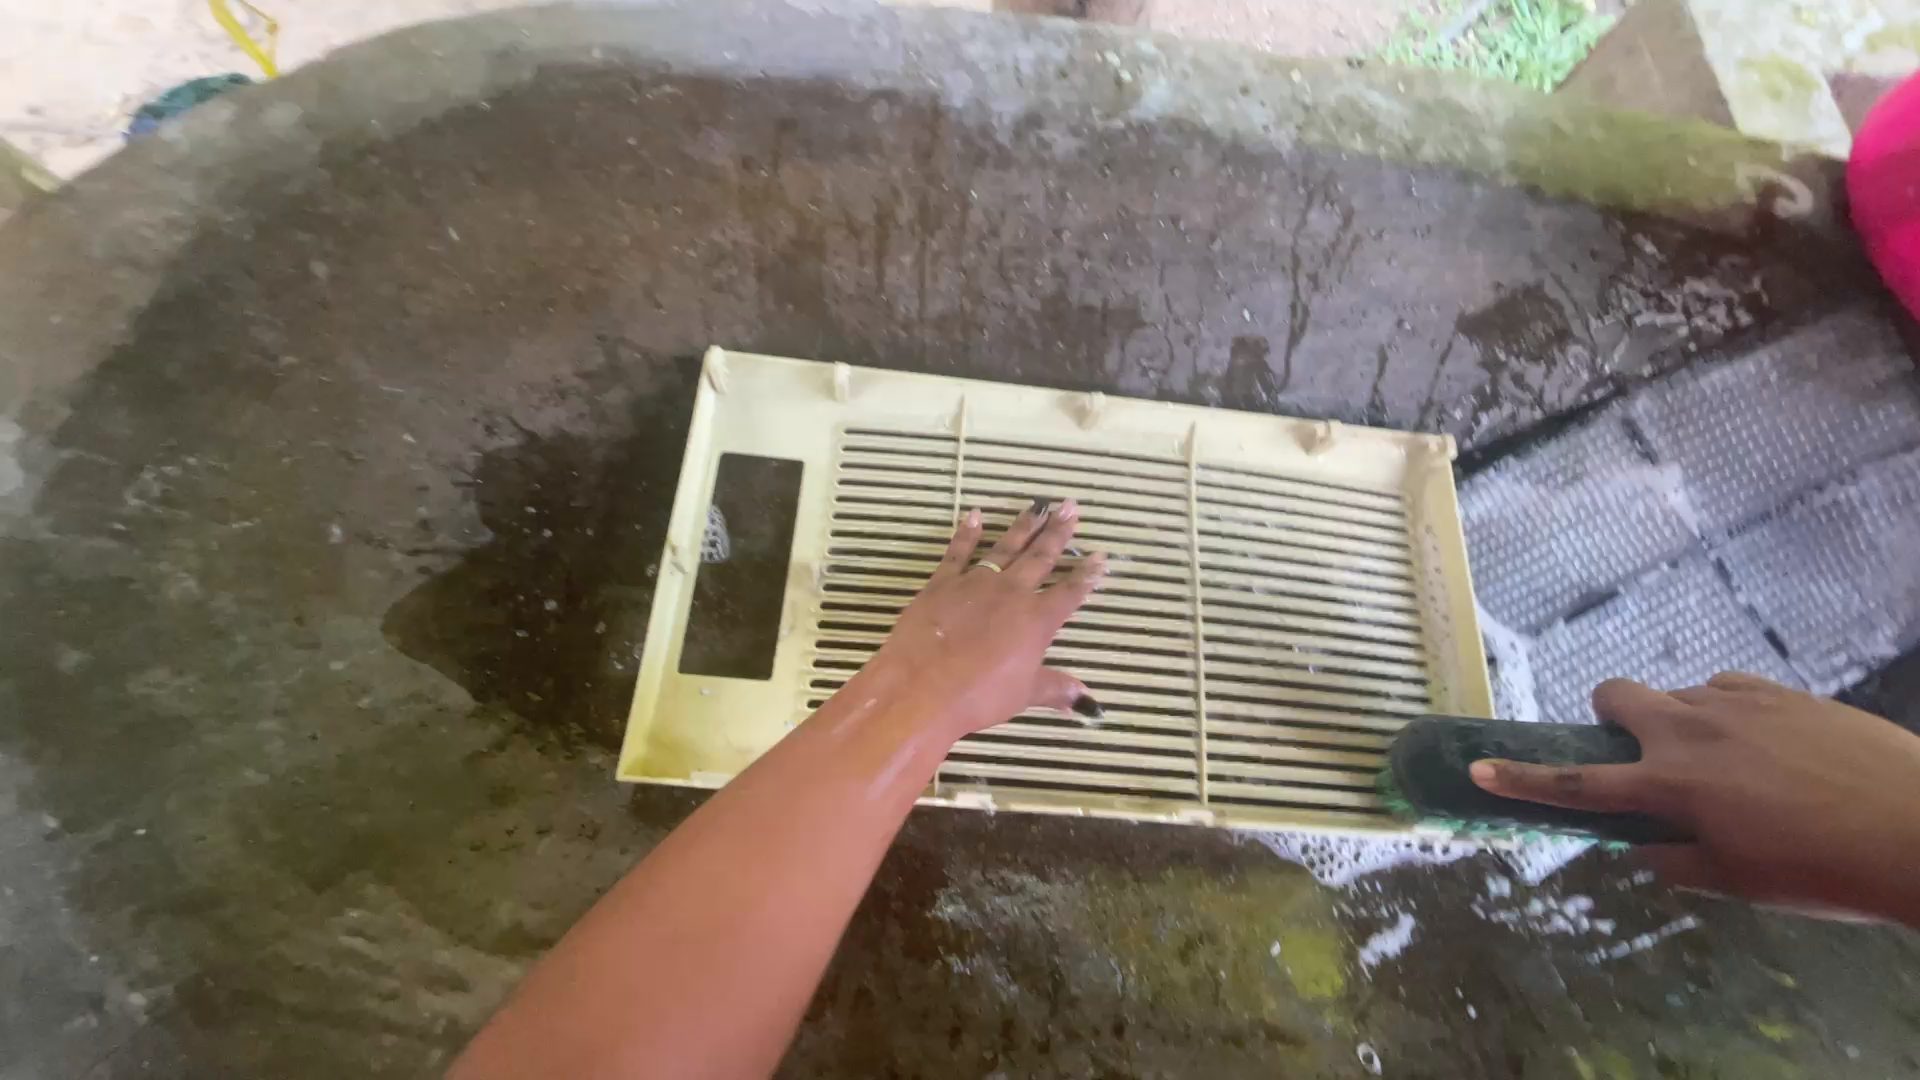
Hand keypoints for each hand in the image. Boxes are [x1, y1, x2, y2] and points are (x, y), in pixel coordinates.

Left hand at [862, 499, 1106, 738]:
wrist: (923, 685)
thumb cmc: (980, 695)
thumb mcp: (1024, 694)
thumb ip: (1056, 689)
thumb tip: (1088, 701)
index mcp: (1037, 620)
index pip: (1070, 592)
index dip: (1087, 575)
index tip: (1101, 556)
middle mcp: (1012, 592)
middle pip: (1041, 557)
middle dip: (1058, 532)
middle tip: (1071, 507)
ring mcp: (977, 583)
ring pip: (1006, 547)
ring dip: (1023, 526)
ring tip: (1038, 506)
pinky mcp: (943, 582)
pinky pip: (959, 551)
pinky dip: (967, 532)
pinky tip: (975, 515)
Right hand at [1471, 675, 1919, 923]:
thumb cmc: (1830, 870)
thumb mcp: (1746, 883)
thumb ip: (1679, 862)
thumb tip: (1645, 850)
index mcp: (1670, 786)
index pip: (1576, 784)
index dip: (1521, 779)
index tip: (1478, 770)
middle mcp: (1686, 734)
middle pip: (1613, 695)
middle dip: (1613, 715)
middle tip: (1645, 748)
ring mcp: (1732, 706)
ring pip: (1675, 694)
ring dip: (1680, 721)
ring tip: (1729, 755)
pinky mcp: (1778, 693)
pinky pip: (1726, 688)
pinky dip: (1728, 710)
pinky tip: (1764, 737)